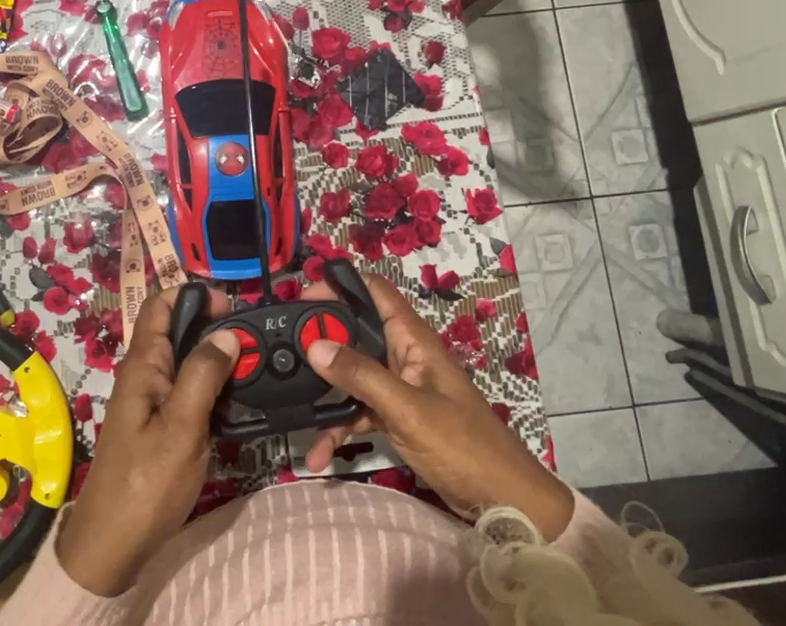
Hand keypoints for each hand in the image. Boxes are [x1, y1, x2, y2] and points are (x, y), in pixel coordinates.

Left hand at [57, 287, 239, 595]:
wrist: (113, 544)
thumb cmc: (146, 483)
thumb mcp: (181, 427)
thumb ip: (203, 375)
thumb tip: (226, 332)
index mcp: (142, 365)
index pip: (159, 305)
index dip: (193, 295)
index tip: (232, 307)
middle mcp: (144, 374)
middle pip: (177, 330)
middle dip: (214, 326)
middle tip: (256, 339)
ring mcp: (151, 400)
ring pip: (186, 361)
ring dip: (217, 358)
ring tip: (257, 364)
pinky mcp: (160, 424)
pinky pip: (188, 390)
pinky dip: (213, 387)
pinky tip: (240, 398)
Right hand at [303, 274, 573, 536]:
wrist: (503, 500)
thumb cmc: (462, 445)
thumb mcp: (407, 409)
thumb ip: (361, 376)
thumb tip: (314, 346)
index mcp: (413, 341)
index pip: (375, 293)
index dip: (340, 286)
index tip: (302, 297)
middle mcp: (404, 357)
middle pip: (356, 333)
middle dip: (321, 339)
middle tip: (283, 348)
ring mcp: (399, 388)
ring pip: (353, 376)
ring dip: (325, 393)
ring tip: (293, 402)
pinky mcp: (396, 418)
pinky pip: (358, 412)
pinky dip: (339, 429)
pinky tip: (318, 454)